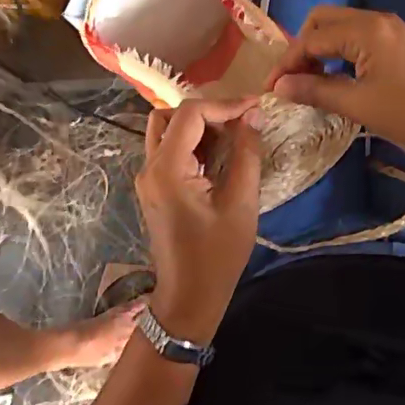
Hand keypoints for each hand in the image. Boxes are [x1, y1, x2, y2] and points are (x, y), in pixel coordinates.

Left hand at [135, 98, 260, 342]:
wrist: (188, 299)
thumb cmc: (217, 255)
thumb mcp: (241, 203)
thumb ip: (247, 154)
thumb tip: (255, 116)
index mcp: (167, 170)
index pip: (190, 114)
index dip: (225, 105)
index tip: (256, 108)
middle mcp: (150, 168)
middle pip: (171, 116)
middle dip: (209, 112)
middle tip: (242, 123)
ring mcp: (148, 178)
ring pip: (167, 130)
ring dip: (200, 126)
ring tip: (233, 139)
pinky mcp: (155, 188)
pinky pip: (170, 149)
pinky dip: (194, 143)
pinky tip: (220, 156)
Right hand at [267, 6, 404, 152]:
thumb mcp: (358, 104)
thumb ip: (316, 91)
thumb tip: (279, 87)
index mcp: (364, 30)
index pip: (311, 38)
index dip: (287, 62)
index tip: (271, 88)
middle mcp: (376, 19)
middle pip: (323, 19)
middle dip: (302, 46)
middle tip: (294, 78)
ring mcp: (390, 27)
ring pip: (341, 25)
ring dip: (321, 46)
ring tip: (312, 79)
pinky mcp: (399, 39)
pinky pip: (358, 33)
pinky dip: (341, 48)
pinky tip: (340, 74)